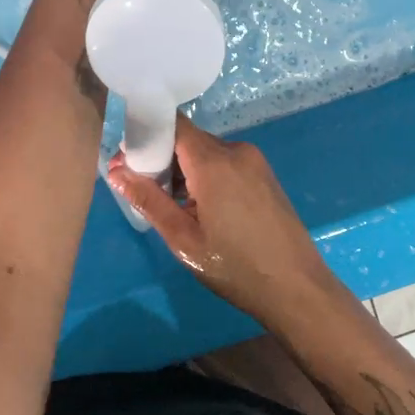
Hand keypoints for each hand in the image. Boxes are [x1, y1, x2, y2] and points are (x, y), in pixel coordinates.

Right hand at [108, 116, 339, 330]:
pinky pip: (225, 162)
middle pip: (188, 139)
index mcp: (214, 161)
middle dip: (162, 157)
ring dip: (184, 169)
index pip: (172, 124)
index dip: (145, 136)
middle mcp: (235, 151)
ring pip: (206, 152)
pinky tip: (202, 209)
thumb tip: (116, 171)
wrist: (299, 291)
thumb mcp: (183, 239)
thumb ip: (148, 200)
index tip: (127, 162)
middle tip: (143, 189)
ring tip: (173, 206)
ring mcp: (254, 162)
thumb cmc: (235, 267)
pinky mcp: (264, 175)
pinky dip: (206, 176)